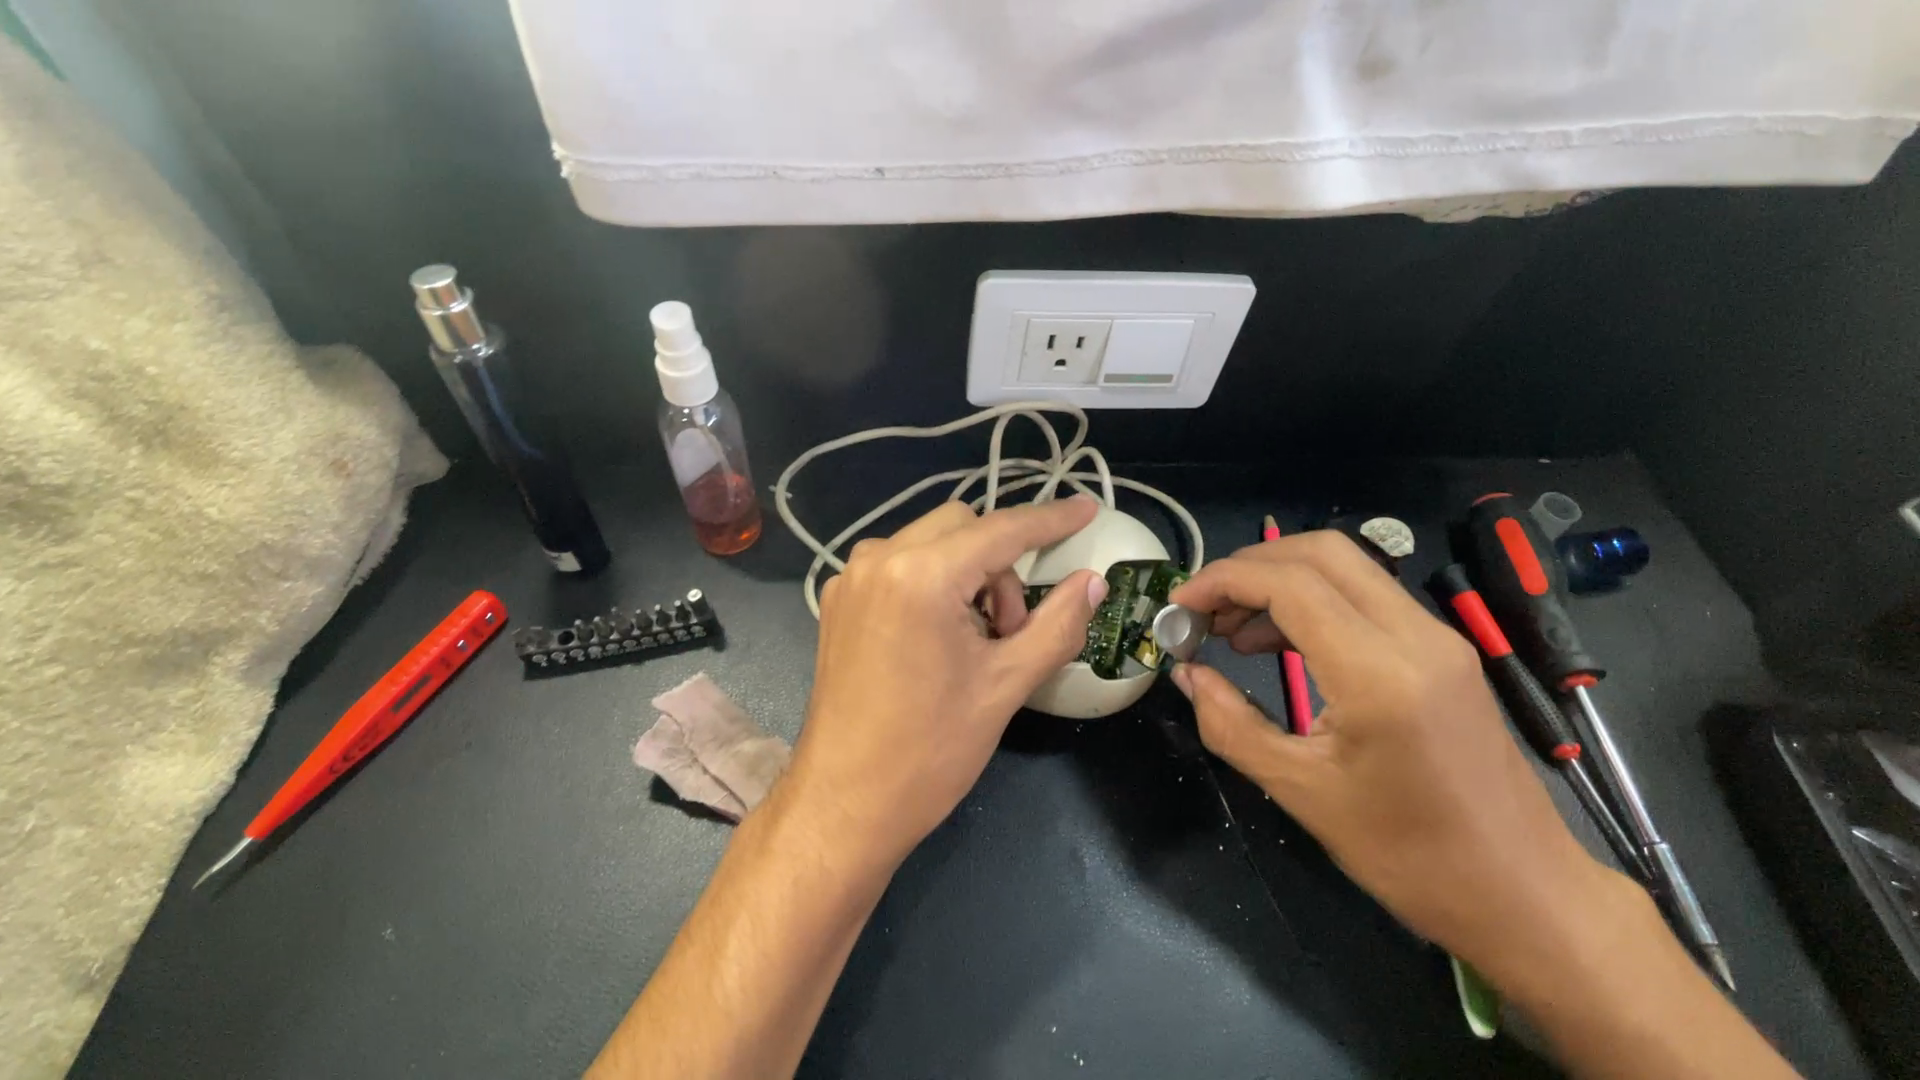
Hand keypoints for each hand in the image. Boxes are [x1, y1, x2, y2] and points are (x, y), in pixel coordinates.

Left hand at [786, 497, 1106, 866]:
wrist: (845, 803)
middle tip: (1013, 630)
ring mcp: (851, 580)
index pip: (1001, 529)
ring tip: (979, 642)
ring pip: (931, 543)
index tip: (1088, 508)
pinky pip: (900, 566)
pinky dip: (934, 584)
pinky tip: (942, 639)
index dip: (1051, 520)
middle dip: (1002, 564)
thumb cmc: (930, 750)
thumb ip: (1057, 624)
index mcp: (920, 574)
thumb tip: (1093, 581)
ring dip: (969, 574)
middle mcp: (878, 560)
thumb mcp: (1006, 685)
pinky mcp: (839, 603)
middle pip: (963, 526)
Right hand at [1167, 532, 1617, 967]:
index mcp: (1378, 673)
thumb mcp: (1301, 792)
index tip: (1178, 606)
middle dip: (1248, 567)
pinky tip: (1278, 644)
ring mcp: (1438, 639)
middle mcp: (1415, 636)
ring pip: (1347, 568)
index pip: (1289, 584)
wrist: (1521, 891)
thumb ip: (1230, 724)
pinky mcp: (1444, 652)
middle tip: (1202, 610)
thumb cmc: (1406, 854)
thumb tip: (1186, 675)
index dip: (1222, 582)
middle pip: (1321, 553)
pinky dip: (1314, 602)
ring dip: (1280, 581)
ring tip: (1230, 630)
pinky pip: (1368, 599)